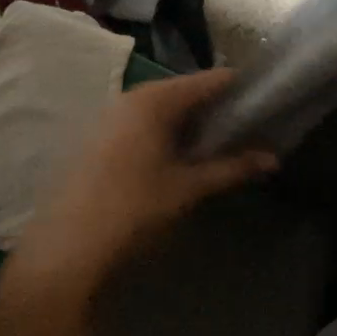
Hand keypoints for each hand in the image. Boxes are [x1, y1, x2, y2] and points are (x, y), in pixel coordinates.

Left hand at [6, 68, 278, 293]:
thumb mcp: (190, 188)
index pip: (215, 79)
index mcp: (156, 99)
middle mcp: (131, 98)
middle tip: (250, 132)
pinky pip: (145, 125)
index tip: (269, 106)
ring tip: (222, 148)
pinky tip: (183, 162)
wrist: (61, 257)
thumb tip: (274, 159)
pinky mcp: (97, 142)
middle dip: (221, 110)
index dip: (245, 90)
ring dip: (195, 125)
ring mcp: (109, 119)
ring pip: (167, 110)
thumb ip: (234, 167)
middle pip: (190, 92)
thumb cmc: (132, 211)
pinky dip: (169, 136)